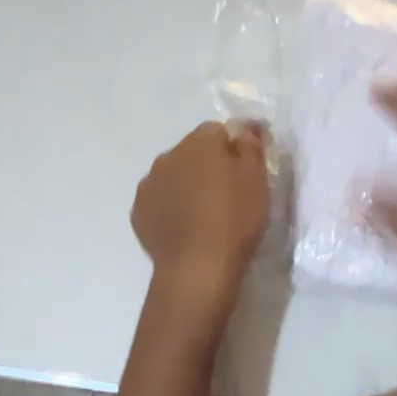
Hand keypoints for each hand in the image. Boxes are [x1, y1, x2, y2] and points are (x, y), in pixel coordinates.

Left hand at [131, 120, 269, 316]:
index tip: (244, 175)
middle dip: (206, 168)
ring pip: (171, 178)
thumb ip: (251, 147)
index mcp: (199, 143)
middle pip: (191, 154)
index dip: (233, 150)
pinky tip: (185, 232)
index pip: (217, 132)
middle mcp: (168, 156)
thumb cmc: (234, 221)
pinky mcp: (139, 214)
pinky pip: (158, 204)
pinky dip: (170, 211)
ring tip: (204, 218)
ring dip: (186, 188)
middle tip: (226, 199)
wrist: (198, 268)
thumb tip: (245, 127)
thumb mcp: (257, 181)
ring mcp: (148, 185)